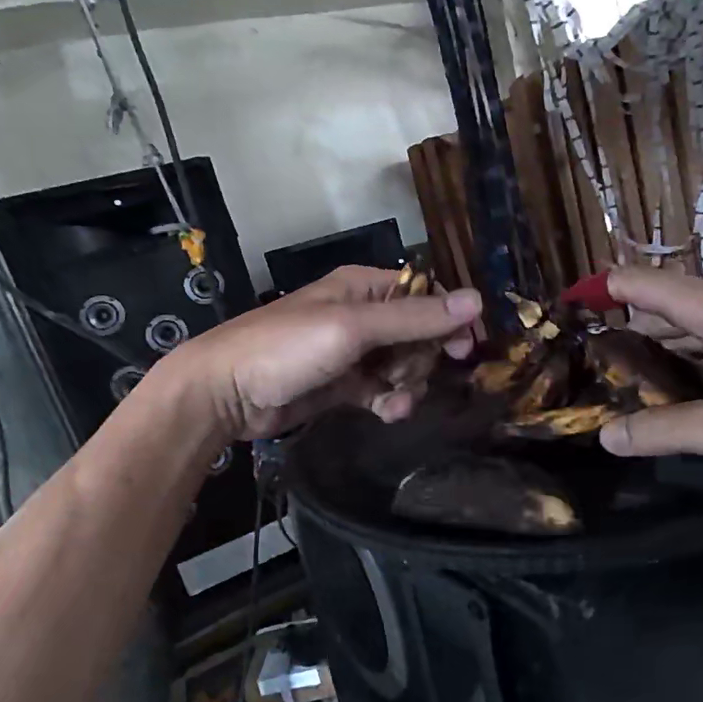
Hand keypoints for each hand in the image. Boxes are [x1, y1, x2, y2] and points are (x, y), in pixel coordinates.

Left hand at [157, 266, 481, 440]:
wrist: (226, 391)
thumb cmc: (288, 347)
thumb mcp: (353, 327)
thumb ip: (413, 317)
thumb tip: (476, 299)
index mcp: (363, 288)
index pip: (423, 294)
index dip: (448, 319)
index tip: (466, 349)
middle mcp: (361, 315)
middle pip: (417, 334)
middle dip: (423, 359)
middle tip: (413, 378)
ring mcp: (351, 352)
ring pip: (402, 365)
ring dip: (408, 385)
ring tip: (395, 401)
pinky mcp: (342, 385)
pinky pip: (382, 390)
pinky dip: (390, 401)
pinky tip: (387, 413)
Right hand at [598, 267, 702, 465]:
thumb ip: (676, 431)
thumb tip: (605, 436)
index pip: (633, 282)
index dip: (590, 294)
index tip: (556, 327)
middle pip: (658, 308)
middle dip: (615, 335)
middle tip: (580, 377)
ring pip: (690, 331)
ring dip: (654, 356)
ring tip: (620, 392)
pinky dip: (690, 368)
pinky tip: (685, 400)